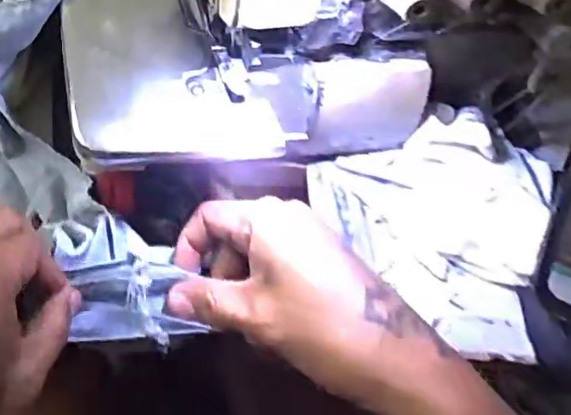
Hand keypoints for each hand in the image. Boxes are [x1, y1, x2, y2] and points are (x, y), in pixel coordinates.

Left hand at [0, 209, 80, 414]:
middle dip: (29, 247)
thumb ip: (55, 323)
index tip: (60, 302)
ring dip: (5, 256)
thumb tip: (69, 295)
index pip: (33, 242)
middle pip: (5, 221)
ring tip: (15, 302)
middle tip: (39, 290)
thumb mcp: (30, 367)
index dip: (53, 270)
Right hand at [166, 198, 508, 414]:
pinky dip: (268, 281)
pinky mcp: (326, 250)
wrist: (399, 358)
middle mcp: (285, 212)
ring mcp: (309, 230)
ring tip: (251, 324)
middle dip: (218, 271)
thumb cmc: (318, 326)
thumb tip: (171, 296)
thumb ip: (207, 300)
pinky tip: (277, 318)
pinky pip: (281, 255)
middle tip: (219, 312)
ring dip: (243, 281)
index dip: (187, 246)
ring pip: (255, 247)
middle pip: (231, 231)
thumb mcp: (255, 315)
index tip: (183, 282)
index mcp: (264, 216)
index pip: (207, 216)